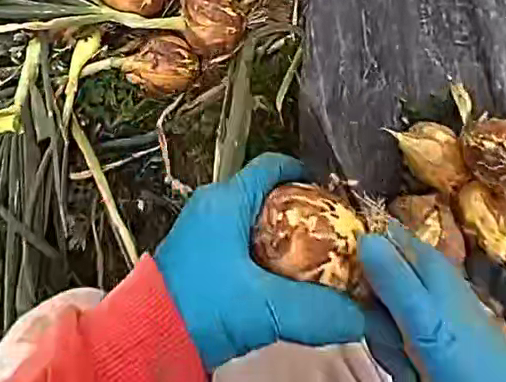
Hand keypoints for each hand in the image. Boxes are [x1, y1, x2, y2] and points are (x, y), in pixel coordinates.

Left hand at [154, 153, 366, 368]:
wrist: (147, 339)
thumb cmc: (196, 308)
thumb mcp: (262, 307)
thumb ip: (314, 311)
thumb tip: (358, 315)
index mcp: (225, 200)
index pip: (270, 166)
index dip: (302, 172)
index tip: (329, 192)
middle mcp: (213, 207)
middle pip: (267, 194)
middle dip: (300, 211)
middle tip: (329, 232)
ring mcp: (204, 231)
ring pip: (254, 221)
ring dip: (283, 237)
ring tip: (313, 260)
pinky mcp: (200, 257)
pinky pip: (241, 243)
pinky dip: (264, 255)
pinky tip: (282, 282)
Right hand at [360, 222, 505, 381]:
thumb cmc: (465, 361)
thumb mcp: (425, 318)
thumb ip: (394, 277)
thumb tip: (361, 234)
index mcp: (425, 261)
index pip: (378, 233)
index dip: (358, 250)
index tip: (348, 279)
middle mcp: (422, 281)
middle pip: (374, 281)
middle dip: (372, 311)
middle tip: (389, 336)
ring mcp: (425, 313)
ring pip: (380, 316)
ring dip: (385, 342)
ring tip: (407, 364)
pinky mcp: (427, 343)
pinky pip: (394, 342)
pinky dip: (397, 360)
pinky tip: (411, 375)